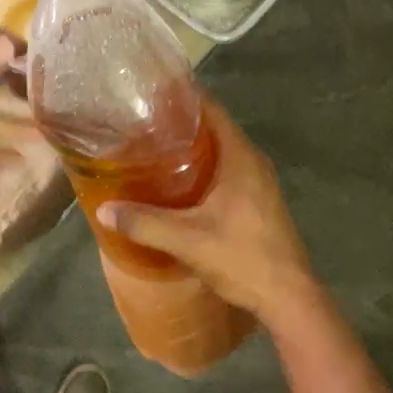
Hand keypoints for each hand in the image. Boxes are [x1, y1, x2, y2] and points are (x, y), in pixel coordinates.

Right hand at [99, 100, 320, 326]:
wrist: (289, 297)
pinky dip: (203, 170)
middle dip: (180, 125)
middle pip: (214, 129)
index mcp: (241, 157)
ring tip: (153, 151)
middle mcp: (253, 162)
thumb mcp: (187, 240)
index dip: (183, 98)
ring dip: (191, 150)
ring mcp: (260, 183)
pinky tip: (178, 185)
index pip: (211, 110)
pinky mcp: (259, 202)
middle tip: (143, 125)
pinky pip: (227, 172)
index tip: (151, 95)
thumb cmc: (242, 258)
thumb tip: (104, 209)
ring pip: (221, 153)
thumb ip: (145, 222)